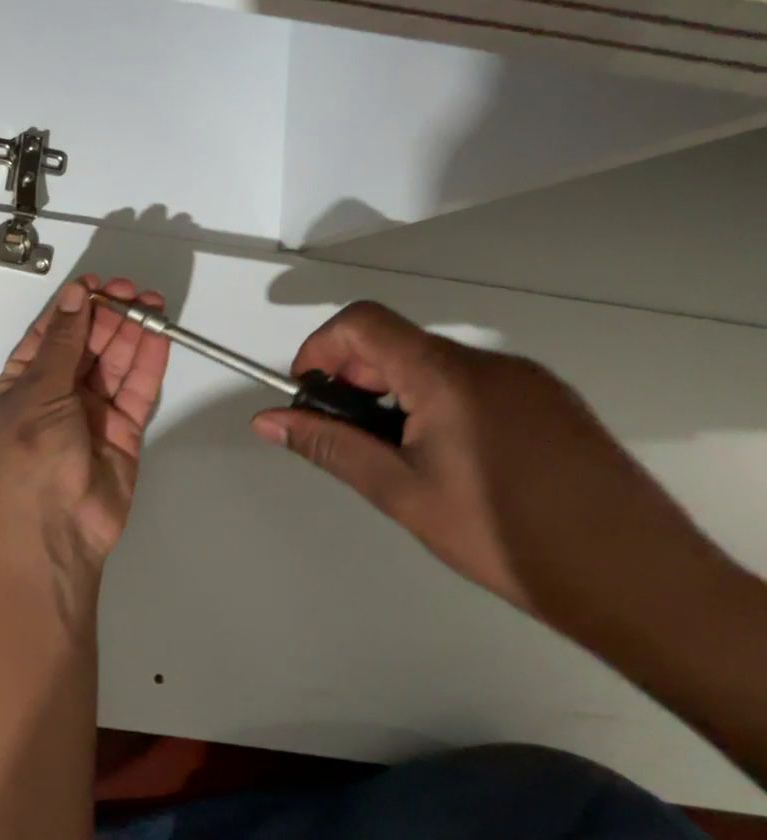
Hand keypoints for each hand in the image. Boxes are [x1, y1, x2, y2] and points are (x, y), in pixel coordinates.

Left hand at [0, 276, 170, 571]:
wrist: (55, 525)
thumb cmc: (32, 455)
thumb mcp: (39, 391)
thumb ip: (63, 343)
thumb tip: (73, 297)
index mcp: (20, 383)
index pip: (48, 336)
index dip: (71, 309)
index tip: (94, 284)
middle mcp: (54, 394)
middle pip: (85, 346)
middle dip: (107, 317)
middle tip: (131, 290)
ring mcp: (89, 412)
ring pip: (114, 364)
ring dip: (131, 334)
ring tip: (151, 303)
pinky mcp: (122, 430)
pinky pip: (136, 390)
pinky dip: (148, 363)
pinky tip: (159, 335)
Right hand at [251, 301, 721, 627]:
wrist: (637, 583)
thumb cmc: (507, 537)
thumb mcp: (399, 492)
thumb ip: (329, 445)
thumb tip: (269, 420)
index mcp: (448, 377)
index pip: (362, 324)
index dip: (319, 350)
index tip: (309, 396)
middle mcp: (493, 366)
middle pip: (398, 343)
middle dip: (355, 379)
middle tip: (349, 437)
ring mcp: (532, 383)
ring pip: (435, 366)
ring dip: (397, 394)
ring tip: (401, 459)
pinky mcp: (555, 406)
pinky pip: (476, 385)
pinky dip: (439, 406)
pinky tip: (451, 463)